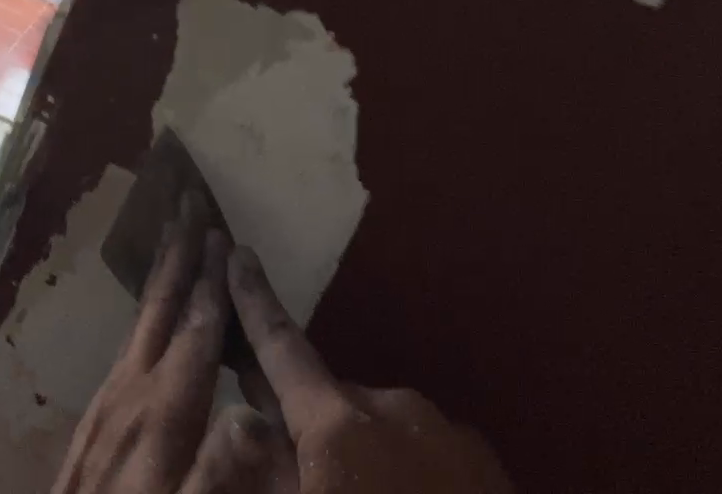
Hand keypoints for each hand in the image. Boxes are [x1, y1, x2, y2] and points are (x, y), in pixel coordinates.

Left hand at [51, 194, 275, 493]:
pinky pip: (129, 338)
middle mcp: (131, 385)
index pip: (195, 332)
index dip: (211, 282)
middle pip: (159, 304)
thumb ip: (217, 470)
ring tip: (173, 238)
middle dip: (177, 251)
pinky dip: (147, 307)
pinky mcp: (99, 406)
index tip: (220, 234)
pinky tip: (154, 310)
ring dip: (160, 272)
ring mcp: (110, 393)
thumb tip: (256, 416)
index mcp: (162, 408)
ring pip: (140, 316)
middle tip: (186, 200)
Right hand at [226, 248, 512, 493]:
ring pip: (375, 423)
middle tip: (304, 464)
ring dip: (360, 446)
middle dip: (309, 420)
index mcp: (338, 423)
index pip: (280, 344)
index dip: (252, 298)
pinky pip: (422, 444)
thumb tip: (252, 414)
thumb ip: (273, 466)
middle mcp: (390, 408)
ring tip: (365, 490)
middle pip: (327, 397)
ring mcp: (445, 431)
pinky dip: (403, 463)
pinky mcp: (484, 459)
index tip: (237, 251)